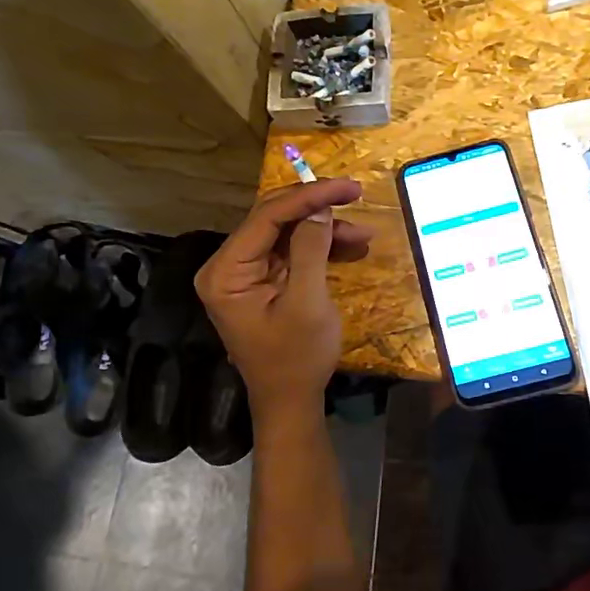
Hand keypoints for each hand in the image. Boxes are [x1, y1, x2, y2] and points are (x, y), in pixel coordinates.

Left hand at [195, 178, 374, 423]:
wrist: (291, 402)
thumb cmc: (296, 359)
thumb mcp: (307, 303)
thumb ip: (310, 251)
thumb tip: (320, 209)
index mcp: (226, 272)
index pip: (266, 217)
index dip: (308, 197)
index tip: (347, 187)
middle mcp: (228, 266)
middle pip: (273, 219)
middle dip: (317, 208)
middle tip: (356, 195)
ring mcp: (245, 273)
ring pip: (286, 233)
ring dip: (325, 230)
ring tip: (363, 234)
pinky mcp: (263, 281)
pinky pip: (291, 252)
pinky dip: (320, 248)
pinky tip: (352, 247)